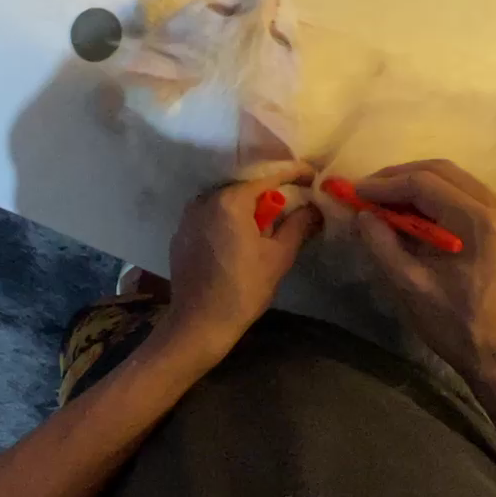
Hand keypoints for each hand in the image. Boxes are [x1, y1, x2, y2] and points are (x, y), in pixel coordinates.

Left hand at [159, 166, 321, 357]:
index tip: (312, 177)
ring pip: (225, 202)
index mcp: (230, 200)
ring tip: (265, 227)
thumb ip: (299, 225)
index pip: (268, 177)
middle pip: (244, 187)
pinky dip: (227, 221)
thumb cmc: (243, 289)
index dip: (293, 174)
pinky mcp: (180, 234)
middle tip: (290, 208)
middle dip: (268, 195)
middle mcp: (204, 200)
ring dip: (246, 209)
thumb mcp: (279, 256)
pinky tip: (238, 240)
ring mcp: (188, 217)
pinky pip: (209, 217)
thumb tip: (315, 208)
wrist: (199, 323)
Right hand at [354, 160, 495, 386]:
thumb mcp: (410, 287)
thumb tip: (362, 214)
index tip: (354, 192)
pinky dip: (434, 197)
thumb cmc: (456, 326)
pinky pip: (465, 195)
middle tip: (365, 192)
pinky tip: (411, 213)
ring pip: (454, 179)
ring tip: (383, 201)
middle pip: (442, 171)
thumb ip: (383, 245)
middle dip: (398, 177)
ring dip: (416, 184)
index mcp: (479, 222)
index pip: (425, 184)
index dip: (384, 185)